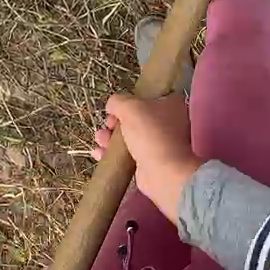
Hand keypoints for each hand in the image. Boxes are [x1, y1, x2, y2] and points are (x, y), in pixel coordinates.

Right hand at [91, 92, 202, 222]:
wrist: (162, 173)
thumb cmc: (150, 134)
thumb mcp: (131, 108)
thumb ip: (118, 101)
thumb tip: (112, 105)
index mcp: (170, 105)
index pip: (146, 97)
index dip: (128, 101)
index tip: (115, 108)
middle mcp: (167, 123)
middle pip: (134, 118)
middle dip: (115, 122)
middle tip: (108, 125)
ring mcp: (158, 144)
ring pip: (129, 137)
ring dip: (110, 138)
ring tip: (100, 140)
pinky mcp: (148, 162)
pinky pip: (126, 155)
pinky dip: (112, 154)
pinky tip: (99, 153)